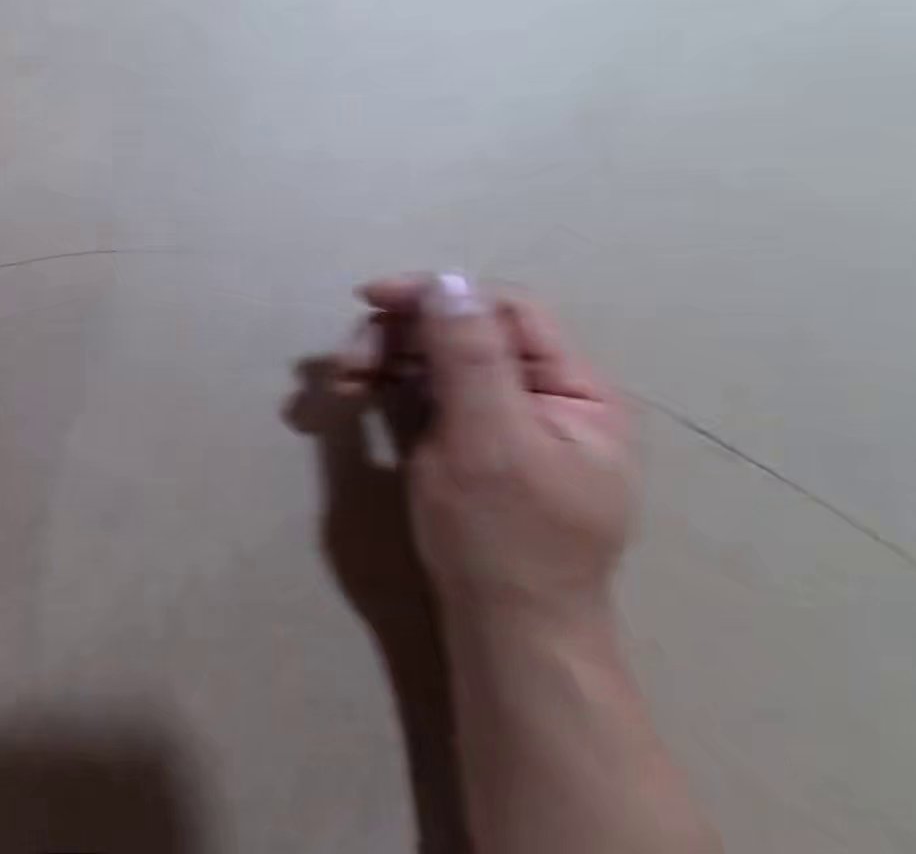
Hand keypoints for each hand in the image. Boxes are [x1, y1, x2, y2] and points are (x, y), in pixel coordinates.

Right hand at [336, 273, 633, 623]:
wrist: (505, 634)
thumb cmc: (504, 542)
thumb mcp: (488, 444)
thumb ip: (471, 358)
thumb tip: (448, 281)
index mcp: (573, 389)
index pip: (503, 311)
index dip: (437, 295)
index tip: (371, 299)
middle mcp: (543, 395)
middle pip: (466, 334)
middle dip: (401, 336)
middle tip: (346, 363)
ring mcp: (504, 419)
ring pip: (441, 362)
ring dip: (388, 360)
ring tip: (342, 382)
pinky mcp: (469, 441)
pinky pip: (429, 395)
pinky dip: (391, 388)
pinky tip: (358, 395)